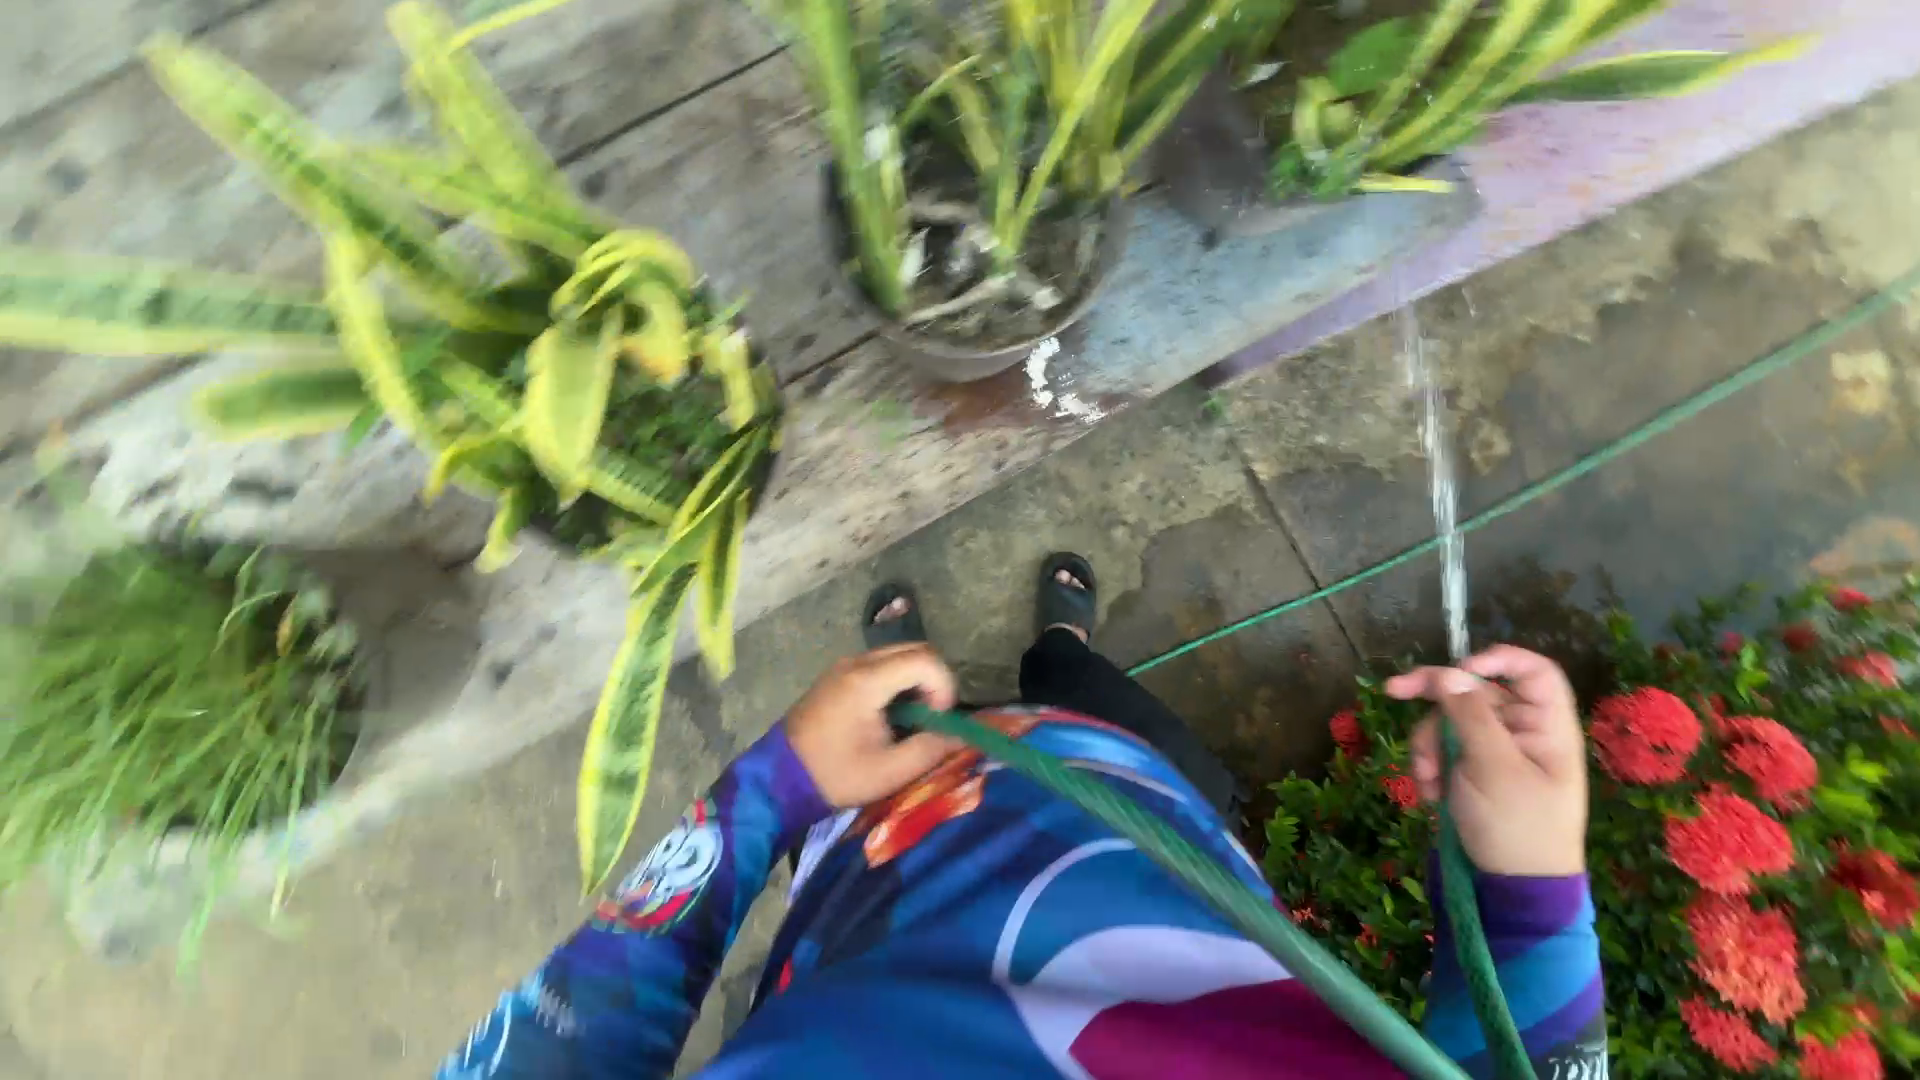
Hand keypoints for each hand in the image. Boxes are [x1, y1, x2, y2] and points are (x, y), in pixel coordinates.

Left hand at [785, 644, 966, 808]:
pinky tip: (890, 715)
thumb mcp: (889, 771)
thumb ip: (931, 749)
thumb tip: (963, 734)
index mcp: (867, 681)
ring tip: (910, 720)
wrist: (778, 779)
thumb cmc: (835, 775)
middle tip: (930, 718)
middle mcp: (856, 662)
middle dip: (934, 681)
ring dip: (916, 681)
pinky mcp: (840, 674)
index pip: (925, 660)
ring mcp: (845, 665)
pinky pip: (881, 664)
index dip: (944, 687)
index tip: (938, 719)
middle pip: (915, 650)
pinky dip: (898, 682)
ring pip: (899, 655)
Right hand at [1385, 645, 1587, 876]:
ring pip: (1447, 720)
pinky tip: (1431, 793)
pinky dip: (1428, 765)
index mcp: (1546, 728)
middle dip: (1435, 702)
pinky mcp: (1469, 769)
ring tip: (1429, 782)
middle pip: (1473, 691)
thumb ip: (1470, 717)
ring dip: (1428, 746)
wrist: (1512, 888)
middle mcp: (1521, 732)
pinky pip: (1439, 748)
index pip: (1533, 672)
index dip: (1498, 659)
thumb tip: (1449, 673)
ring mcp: (1493, 750)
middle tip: (1392, 691)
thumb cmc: (1517, 827)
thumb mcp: (1493, 769)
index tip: (1459, 668)